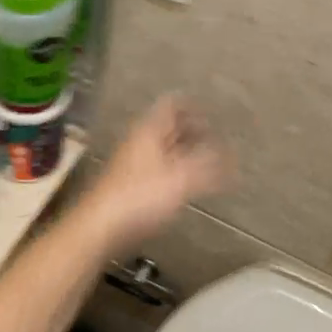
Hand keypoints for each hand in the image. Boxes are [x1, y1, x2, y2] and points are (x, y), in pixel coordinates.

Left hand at [82, 96, 232, 248]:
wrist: (101, 226)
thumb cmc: (141, 196)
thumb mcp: (182, 177)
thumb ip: (209, 164)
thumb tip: (231, 155)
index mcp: (149, 131)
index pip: (172, 104)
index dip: (193, 106)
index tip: (214, 114)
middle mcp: (139, 142)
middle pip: (167, 127)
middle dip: (191, 130)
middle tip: (215, 137)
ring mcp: (132, 165)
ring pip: (161, 150)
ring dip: (183, 152)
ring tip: (207, 162)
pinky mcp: (129, 188)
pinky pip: (157, 171)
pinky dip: (174, 173)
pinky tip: (185, 186)